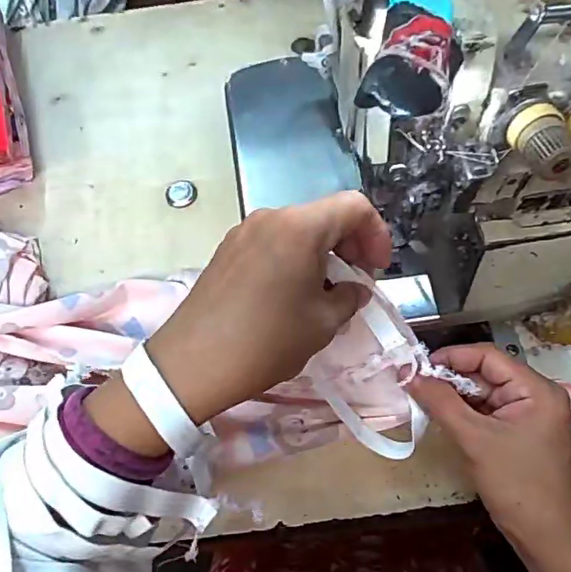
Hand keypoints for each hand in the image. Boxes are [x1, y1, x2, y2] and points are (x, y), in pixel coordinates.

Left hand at [87, 192, 393, 454]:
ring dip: (320, 254)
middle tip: (356, 282)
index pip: (354, 207)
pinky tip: (290, 296)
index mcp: (299, 227)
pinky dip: (292, 260)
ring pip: (296, 231)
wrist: (193, 364)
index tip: (377, 268)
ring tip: (324, 294)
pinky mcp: (225, 252)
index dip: (377, 234)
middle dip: (349, 244)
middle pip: (323, 216)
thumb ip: (349, 297)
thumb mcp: (322, 324)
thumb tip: (354, 289)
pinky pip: (271, 244)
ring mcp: (242, 233)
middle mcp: (270, 218)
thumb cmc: (267, 342)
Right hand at [408, 344, 570, 554]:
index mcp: (537, 390)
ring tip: (423, 401)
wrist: (546, 534)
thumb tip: (411, 376)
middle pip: (486, 374)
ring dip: (455, 398)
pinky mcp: (519, 434)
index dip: (452, 357)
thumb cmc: (516, 484)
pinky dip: (464, 414)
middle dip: (450, 379)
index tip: (418, 366)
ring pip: (484, 394)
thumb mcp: (474, 439)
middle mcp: (536, 396)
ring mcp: (529, 416)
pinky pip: (487, 413)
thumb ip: (442, 403)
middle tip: (415, 385)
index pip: (489, 357)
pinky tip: (442, 418)